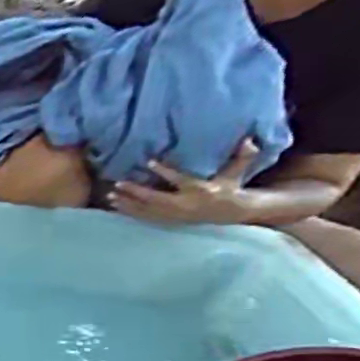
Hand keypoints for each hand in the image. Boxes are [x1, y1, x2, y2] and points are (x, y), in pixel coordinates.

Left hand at [108, 139, 260, 225]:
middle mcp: (183, 204)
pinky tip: (115, 207)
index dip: (165, 171)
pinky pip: (144, 217)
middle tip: (117, 184)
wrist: (229, 213)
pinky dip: (129, 212)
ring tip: (110, 197)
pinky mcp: (167, 221)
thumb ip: (242, 156)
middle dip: (135, 192)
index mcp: (199, 190)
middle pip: (155, 198)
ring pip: (146, 210)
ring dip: (127, 203)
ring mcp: (173, 214)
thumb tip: (249, 139)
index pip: (179, 179)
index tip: (149, 162)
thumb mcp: (236, 172)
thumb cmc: (230, 188)